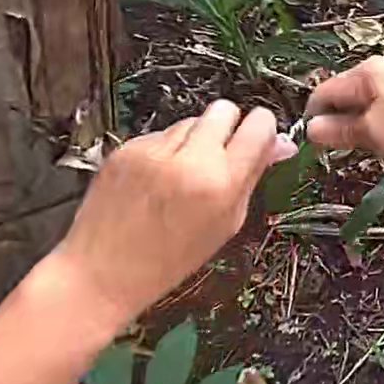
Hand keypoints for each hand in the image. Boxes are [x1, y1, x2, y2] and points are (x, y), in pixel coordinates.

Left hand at [48, 101, 295, 324]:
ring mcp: (154, 150)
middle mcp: (189, 159)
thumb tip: (282, 144)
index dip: (263, 130)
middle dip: (228, 126)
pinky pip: (161, 134)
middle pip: (225, 109)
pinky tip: (157, 180)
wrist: (100, 274)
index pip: (259, 124)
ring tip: (183, 174)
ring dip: (196, 139)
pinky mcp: (127, 148)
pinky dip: (166, 150)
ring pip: (192, 121)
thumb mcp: (227, 223)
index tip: (258, 141)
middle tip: (220, 155)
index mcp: (221, 182)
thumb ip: (253, 176)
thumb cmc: (171, 259)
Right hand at [304, 56, 383, 172]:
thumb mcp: (372, 134)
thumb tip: (310, 129)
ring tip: (372, 147)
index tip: (314, 148)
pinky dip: (377, 127)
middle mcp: (380, 69)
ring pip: (361, 106)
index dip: (314, 120)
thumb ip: (337, 130)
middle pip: (342, 96)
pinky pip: (380, 109)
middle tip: (346, 150)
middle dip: (339, 123)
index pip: (323, 92)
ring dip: (358, 128)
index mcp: (366, 71)